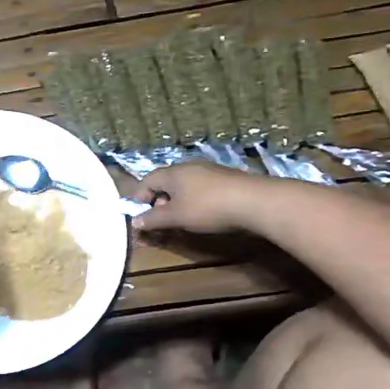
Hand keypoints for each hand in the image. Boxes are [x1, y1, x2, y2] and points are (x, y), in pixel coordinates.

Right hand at [133, 163, 261, 233]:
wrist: (254, 201)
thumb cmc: (206, 207)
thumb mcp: (175, 217)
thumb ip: (153, 219)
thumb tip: (135, 221)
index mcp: (172, 173)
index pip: (147, 180)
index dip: (139, 196)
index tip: (138, 213)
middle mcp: (189, 167)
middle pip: (166, 181)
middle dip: (158, 199)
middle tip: (160, 217)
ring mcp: (209, 170)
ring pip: (184, 184)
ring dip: (177, 200)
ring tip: (181, 217)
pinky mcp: (226, 178)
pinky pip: (201, 186)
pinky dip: (194, 199)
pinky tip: (203, 212)